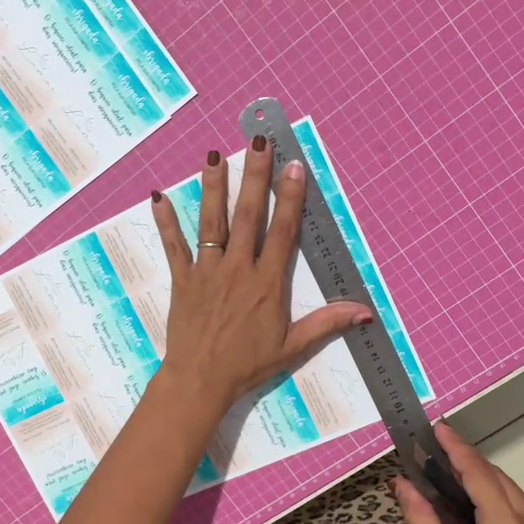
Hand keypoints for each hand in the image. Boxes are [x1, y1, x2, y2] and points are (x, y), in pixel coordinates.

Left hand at [150, 136, 371, 413]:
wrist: (201, 381)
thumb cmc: (248, 365)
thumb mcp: (292, 347)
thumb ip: (326, 323)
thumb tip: (365, 311)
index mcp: (267, 283)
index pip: (283, 231)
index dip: (290, 197)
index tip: (293, 166)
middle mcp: (237, 269)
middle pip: (248, 215)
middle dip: (254, 176)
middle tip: (257, 141)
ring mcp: (207, 272)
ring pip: (211, 223)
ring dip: (212, 188)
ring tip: (214, 156)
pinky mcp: (182, 281)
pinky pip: (173, 246)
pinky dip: (165, 222)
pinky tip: (158, 195)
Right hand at [393, 424, 523, 523]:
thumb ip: (419, 514)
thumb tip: (401, 482)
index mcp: (504, 522)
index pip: (477, 473)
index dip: (456, 448)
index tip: (438, 428)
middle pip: (494, 475)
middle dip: (466, 460)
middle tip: (438, 449)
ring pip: (507, 488)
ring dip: (480, 477)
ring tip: (451, 472)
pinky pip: (516, 503)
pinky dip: (493, 494)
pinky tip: (474, 499)